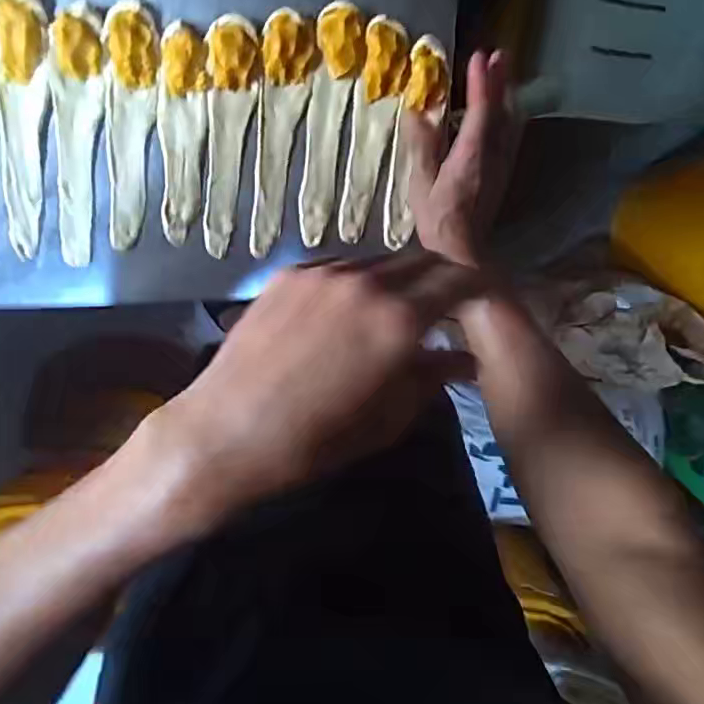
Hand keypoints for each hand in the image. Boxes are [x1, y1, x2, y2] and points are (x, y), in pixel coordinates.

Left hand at [149, 254, 483, 526]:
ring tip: (391, 312)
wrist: (224, 432)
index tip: (479, 302)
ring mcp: (321, 273)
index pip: (457, 280)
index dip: (476, 288)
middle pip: (419, 260)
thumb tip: (463, 359)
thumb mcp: (385, 420)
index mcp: (397, 320)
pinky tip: (344, 313)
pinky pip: (338, 268)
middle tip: (443, 306)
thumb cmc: (313, 442)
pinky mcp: (287, 276)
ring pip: (377, 262)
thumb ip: (430, 379)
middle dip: (439, 278)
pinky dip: (356, 283)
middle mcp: (363, 283)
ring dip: (396, 280)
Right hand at [405, 49, 522, 268]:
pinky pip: (511, 134)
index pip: (480, 112)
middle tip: (498, 53)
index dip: (480, 84)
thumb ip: (422, 145)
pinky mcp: (503, 172)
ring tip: (503, 70)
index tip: (478, 57)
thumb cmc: (436, 219)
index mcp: (471, 157)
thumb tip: (419, 111)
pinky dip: (509, 113)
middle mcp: (493, 156)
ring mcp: (502, 164)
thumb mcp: (419, 183)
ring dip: (507, 93)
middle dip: (500, 81)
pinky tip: (506, 106)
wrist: (461, 251)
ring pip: (511, 121)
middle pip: (502, 111)